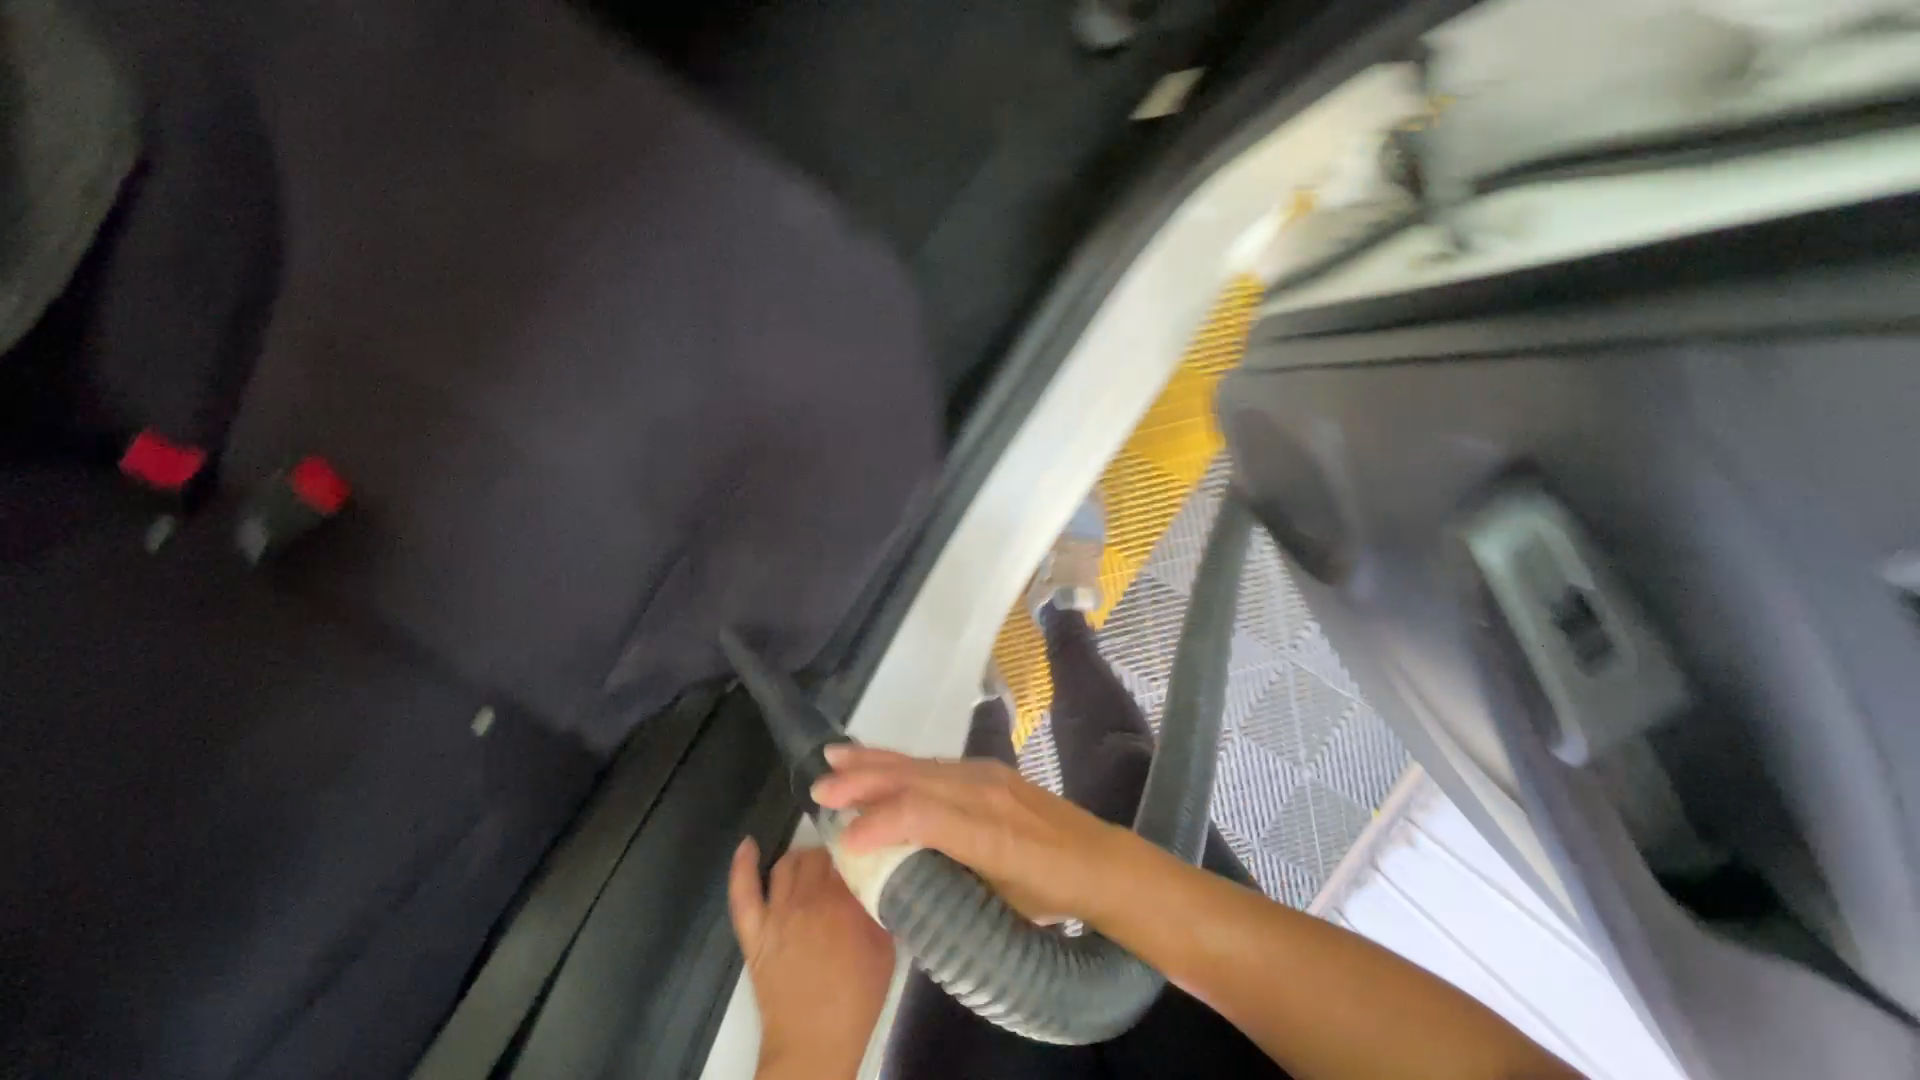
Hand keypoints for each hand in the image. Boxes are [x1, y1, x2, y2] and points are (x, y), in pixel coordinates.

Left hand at [728, 838, 895, 1078]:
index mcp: (844, 903)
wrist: (814, 1045)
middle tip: (842, 865)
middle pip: (817, 858)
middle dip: (831, 856)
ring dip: (800, 858)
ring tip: (811, 864)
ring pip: (785, 866)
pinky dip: (742, 865)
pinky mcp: (754, 932)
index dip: (856, 854)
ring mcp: (776, 914)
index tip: (864, 855)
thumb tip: (879, 883)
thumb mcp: (885, 950)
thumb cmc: (857, 1001)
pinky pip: (742, 892)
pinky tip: (748, 845)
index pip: (848, 858)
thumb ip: (879, 909)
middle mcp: (808, 900)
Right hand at [810, 744, 1138, 922]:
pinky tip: (879, 761)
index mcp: (989, 832)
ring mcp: (987, 776)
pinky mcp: (989, 771)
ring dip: (875, 762)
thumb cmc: (1050, 895)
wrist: (1100, 862)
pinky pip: (935, 763)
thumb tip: (897, 884)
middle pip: (914, 779)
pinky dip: (901, 762)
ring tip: (834, 758)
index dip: (879, 821)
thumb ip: (949, 883)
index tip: (843, 838)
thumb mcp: (998, 903)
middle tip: (819, 790)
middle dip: (863, 781)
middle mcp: (985, 794)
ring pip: (921, 764)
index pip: (923, 815)